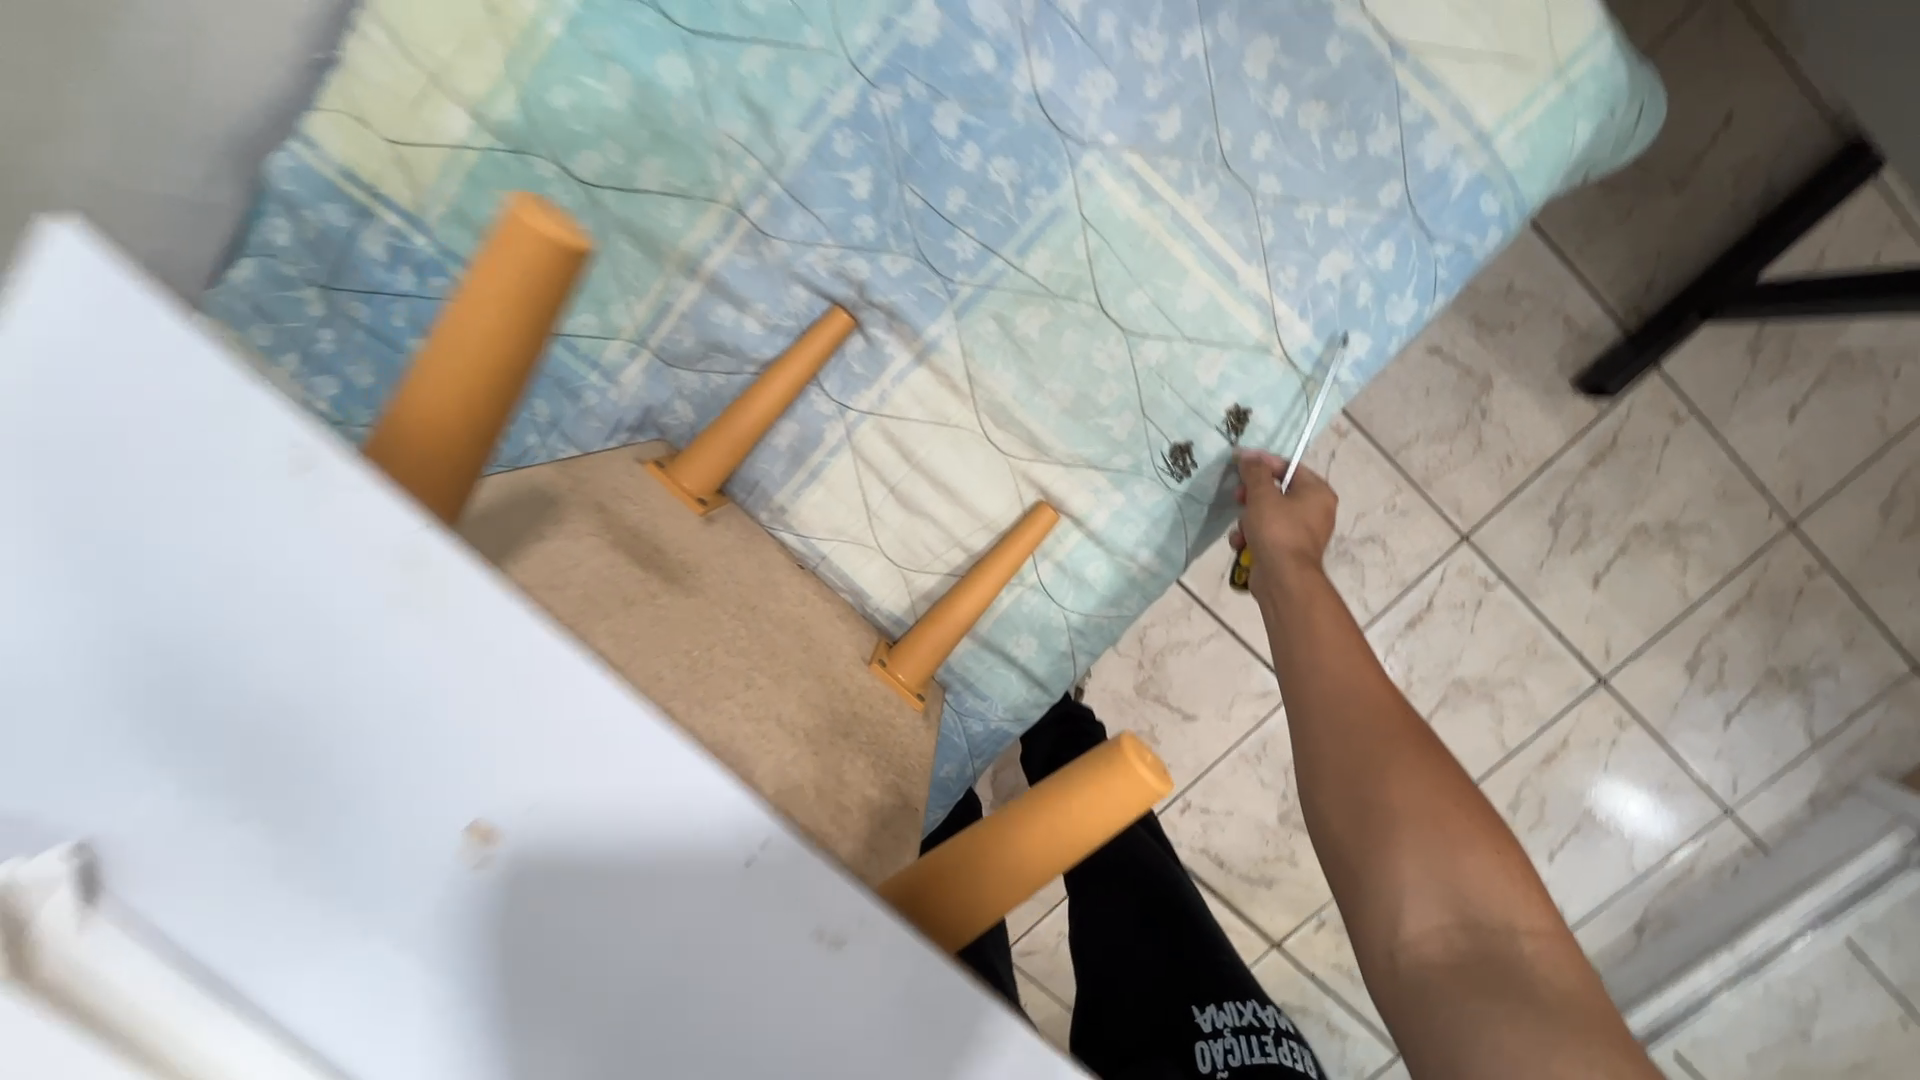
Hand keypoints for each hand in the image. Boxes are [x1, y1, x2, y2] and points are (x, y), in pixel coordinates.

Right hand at [1230, 449, 1337, 583]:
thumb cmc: (1277, 530)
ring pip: (1267, 514)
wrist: (1283, 578)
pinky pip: (1266, 534)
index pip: (1288, 467)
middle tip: (1238, 497)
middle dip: (1252, 496)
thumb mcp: (1262, 495)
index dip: (1262, 463)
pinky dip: (1251, 537)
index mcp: (1317, 492)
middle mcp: (1314, 510)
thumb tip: (1248, 455)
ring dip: (1247, 520)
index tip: (1239, 462)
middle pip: (1276, 491)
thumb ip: (1254, 471)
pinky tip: (1242, 544)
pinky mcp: (1287, 550)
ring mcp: (1301, 533)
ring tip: (1241, 529)